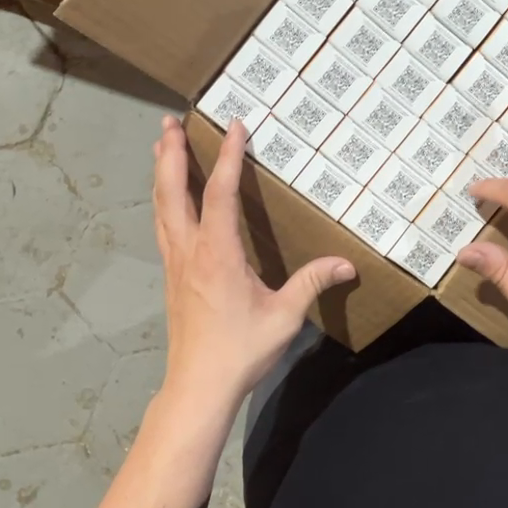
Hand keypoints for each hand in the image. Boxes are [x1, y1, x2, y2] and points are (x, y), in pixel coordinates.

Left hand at [152, 115, 356, 403]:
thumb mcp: (285, 316)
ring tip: (161, 146)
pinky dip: (163, 201)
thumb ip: (312, 283)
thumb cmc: (241, 349)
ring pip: (162, 207)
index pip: (220, 193)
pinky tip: (167, 201)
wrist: (198, 385)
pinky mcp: (172, 278)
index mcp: (218, 253)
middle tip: (169, 121)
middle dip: (170, 154)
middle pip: (172, 191)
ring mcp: (176, 264)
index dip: (228, 157)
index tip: (235, 126)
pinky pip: (163, 227)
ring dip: (161, 173)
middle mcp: (190, 251)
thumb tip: (346, 263)